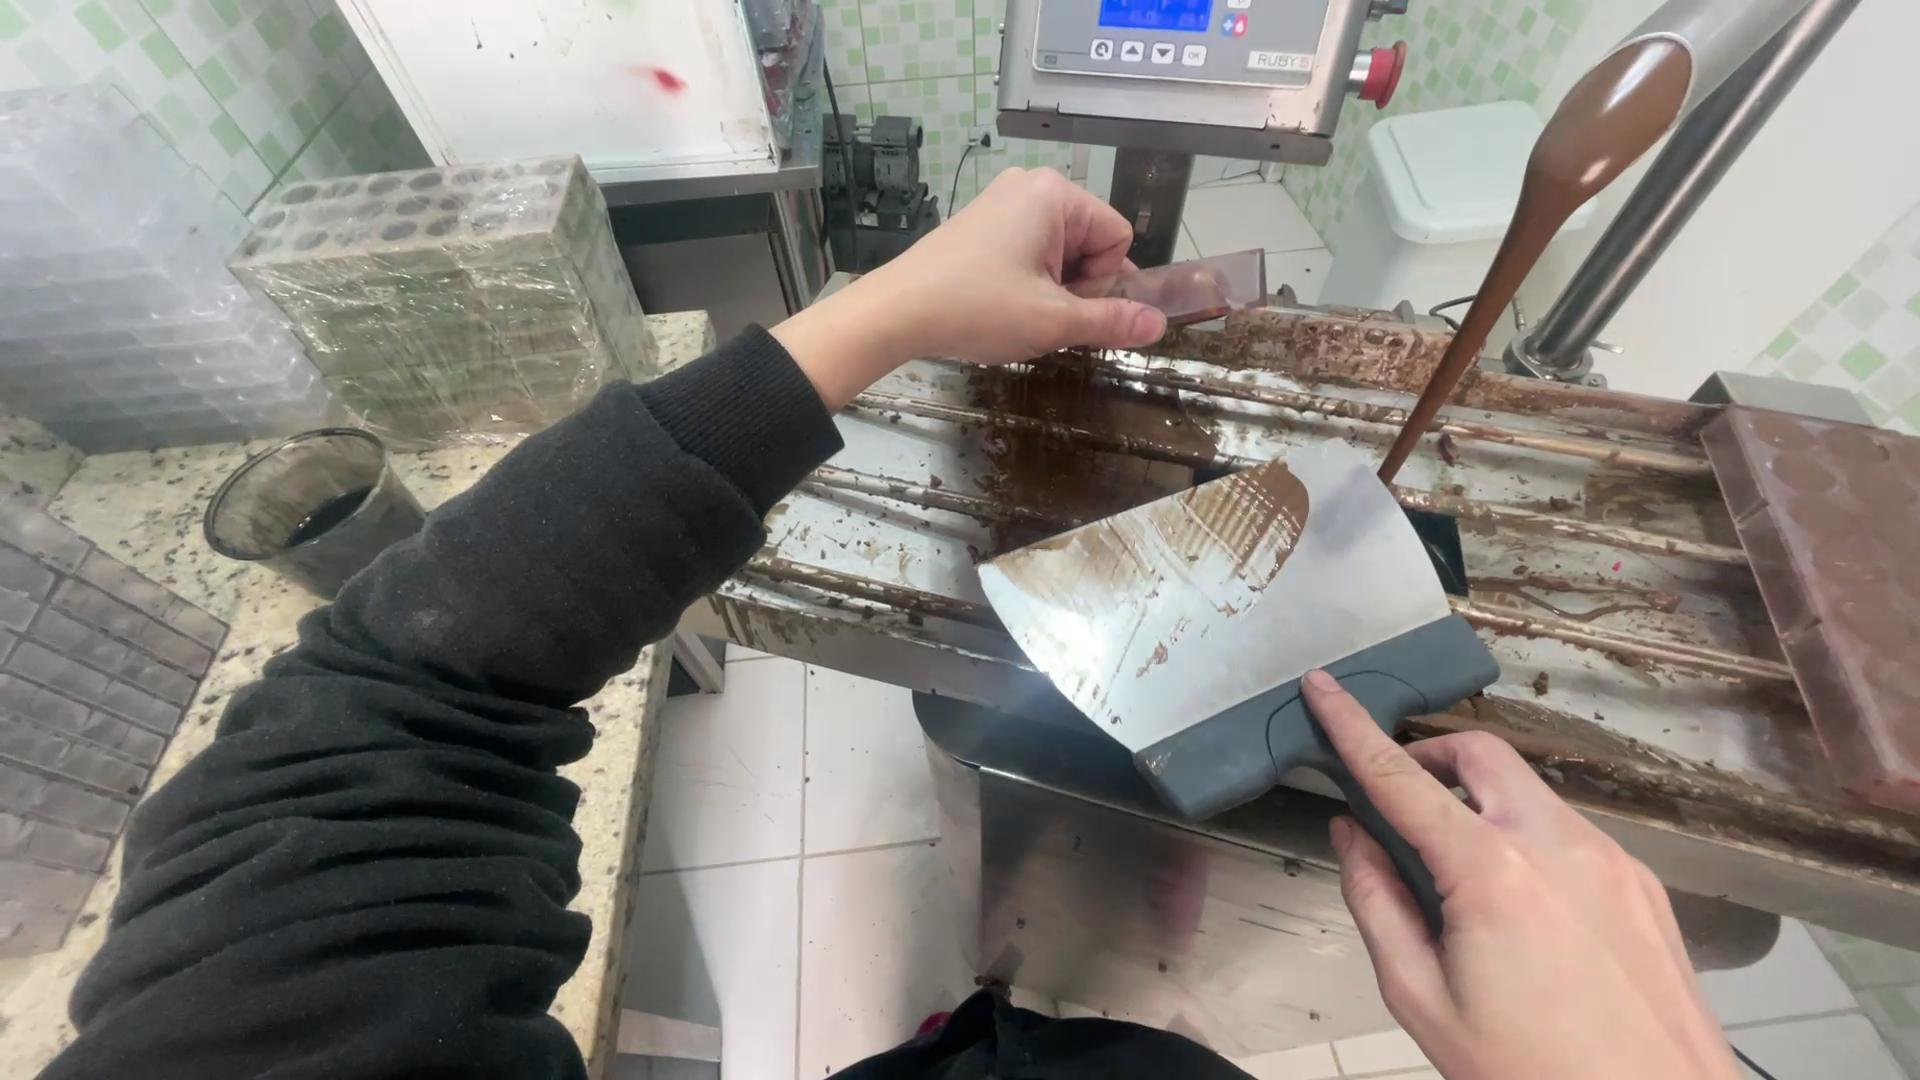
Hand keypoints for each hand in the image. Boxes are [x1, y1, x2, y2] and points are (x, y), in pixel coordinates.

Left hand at [773, 168, 1168, 408]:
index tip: (1069, 309)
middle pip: (1089, 242)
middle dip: (1076, 287)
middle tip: (1041, 316)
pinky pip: (1027, 252)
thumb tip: (1159, 325)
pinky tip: (999, 305)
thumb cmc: (977, 309)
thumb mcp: (1052, 321)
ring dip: (1051, 290)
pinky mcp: (980, 224)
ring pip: (1058, 253)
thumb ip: (1110, 321)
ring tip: (1017, 313)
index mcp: (1055, 194)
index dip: (1104, 283)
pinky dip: (1025, 283)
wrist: (898, 312)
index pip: (1118, 237)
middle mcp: (1030, 185)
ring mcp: (1000, 202)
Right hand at [1301, 670, 1739, 1079]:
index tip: (1321, 685)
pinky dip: (1519, 831)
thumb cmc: (1525, 1073)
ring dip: (1475, 799)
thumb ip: (1372, 898)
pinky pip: (1563, 827)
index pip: (1398, 775)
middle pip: (1478, 752)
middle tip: (1401, 804)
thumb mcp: (1417, 995)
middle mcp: (1557, 845)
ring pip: (1524, 787)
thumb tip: (1352, 832)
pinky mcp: (1644, 886)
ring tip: (1461, 870)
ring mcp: (1612, 861)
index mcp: (1491, 872)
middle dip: (1427, 756)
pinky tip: (1519, 901)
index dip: (1350, 725)